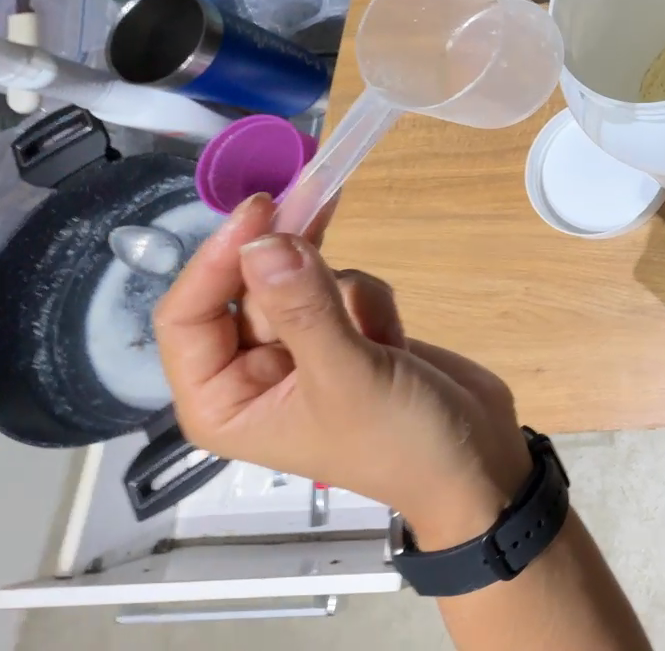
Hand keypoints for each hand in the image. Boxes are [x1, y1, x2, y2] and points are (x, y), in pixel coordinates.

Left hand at [153, 194, 532, 549]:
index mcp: (222, 398)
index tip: (263, 208)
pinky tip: (395, 337)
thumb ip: (305, 308)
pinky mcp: (354, 338)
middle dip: (299, 270)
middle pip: (253, 288)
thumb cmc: (398, 437)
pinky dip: (374, 302)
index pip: (190, 315)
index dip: (218, 259)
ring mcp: (308, 351)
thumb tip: (263, 240)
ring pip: (309, 282)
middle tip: (323, 206)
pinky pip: (348, 290)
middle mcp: (254, 371)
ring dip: (347, 293)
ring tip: (381, 335)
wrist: (474, 458)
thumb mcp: (349, 376)